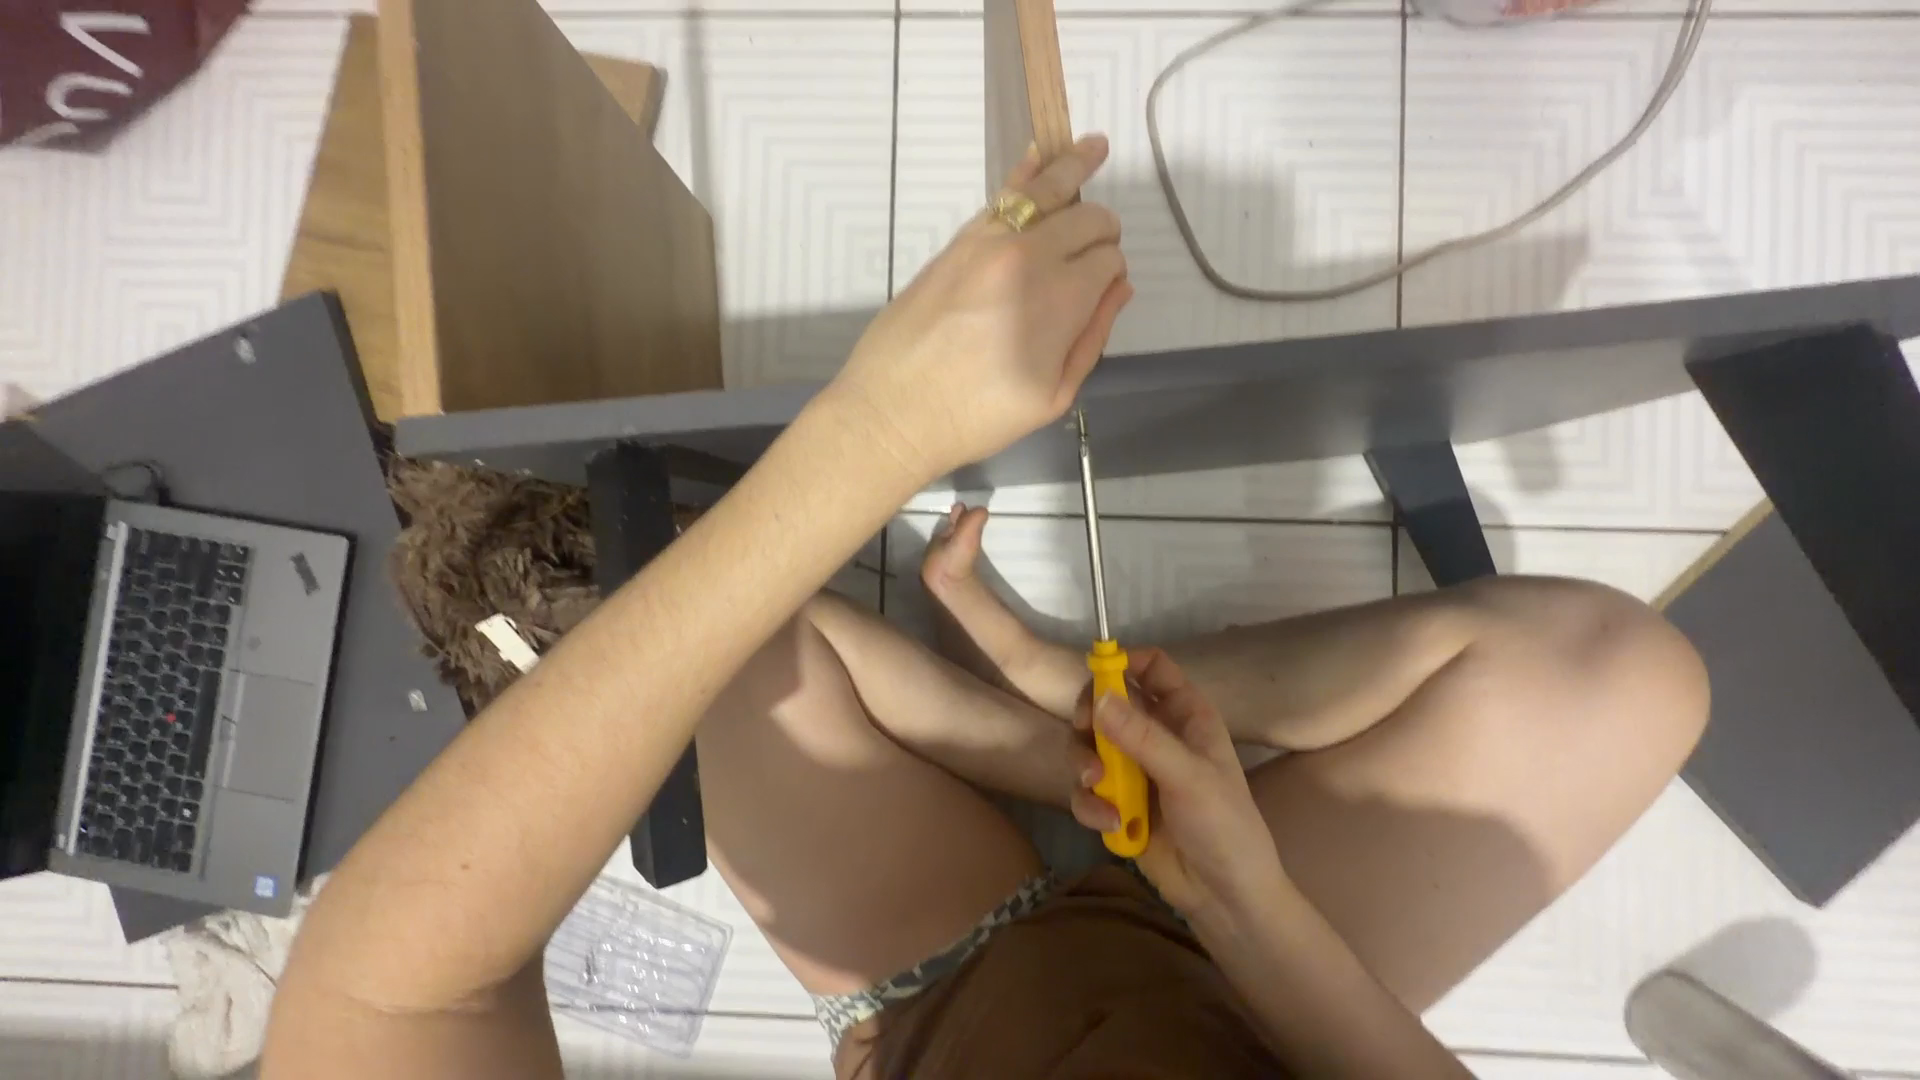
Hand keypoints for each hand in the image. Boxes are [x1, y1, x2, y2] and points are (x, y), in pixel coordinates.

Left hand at [823, 135, 1133, 483]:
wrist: (894, 412)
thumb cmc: (976, 417)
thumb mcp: (1052, 397)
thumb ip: (1092, 338)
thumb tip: (1120, 288)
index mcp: (1061, 299)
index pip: (1108, 259)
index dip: (1113, 273)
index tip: (1103, 291)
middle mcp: (1029, 257)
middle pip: (1086, 218)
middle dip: (1102, 228)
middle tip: (1100, 246)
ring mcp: (989, 242)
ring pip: (1044, 190)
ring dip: (1075, 167)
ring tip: (1095, 146)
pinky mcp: (957, 242)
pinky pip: (1000, 195)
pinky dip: (1025, 173)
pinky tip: (1040, 157)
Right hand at [1071, 648, 1288, 923]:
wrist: (1226, 898)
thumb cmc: (1224, 826)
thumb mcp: (1188, 777)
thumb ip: (1143, 737)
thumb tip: (1099, 699)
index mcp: (1185, 715)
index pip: (1152, 667)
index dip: (1123, 661)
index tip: (1096, 672)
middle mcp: (1156, 734)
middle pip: (1107, 701)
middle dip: (1089, 716)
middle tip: (1083, 730)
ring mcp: (1133, 769)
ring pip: (1087, 745)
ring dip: (1084, 764)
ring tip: (1097, 787)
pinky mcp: (1115, 803)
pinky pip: (1086, 789)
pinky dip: (1090, 804)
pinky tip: (1111, 824)